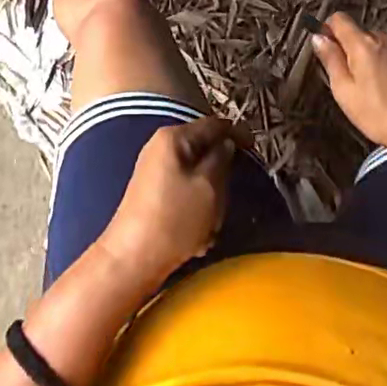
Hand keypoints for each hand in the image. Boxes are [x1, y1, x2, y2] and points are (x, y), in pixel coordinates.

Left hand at [95, 116, 236, 281]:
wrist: (131, 261)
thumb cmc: (173, 220)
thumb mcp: (207, 187)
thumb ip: (221, 159)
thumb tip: (226, 144)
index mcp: (173, 138)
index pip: (213, 124)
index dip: (237, 132)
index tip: (255, 148)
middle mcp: (161, 148)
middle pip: (205, 151)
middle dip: (220, 176)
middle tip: (226, 200)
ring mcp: (155, 171)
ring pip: (197, 177)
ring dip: (210, 199)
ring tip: (209, 226)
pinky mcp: (153, 195)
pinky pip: (185, 194)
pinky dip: (196, 211)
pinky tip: (197, 237)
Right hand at [310, 12, 386, 155]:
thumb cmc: (381, 116)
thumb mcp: (344, 91)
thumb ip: (331, 59)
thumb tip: (319, 38)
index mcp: (363, 44)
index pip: (339, 19)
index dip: (329, 30)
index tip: (328, 47)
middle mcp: (386, 38)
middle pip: (361, 33)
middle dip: (353, 50)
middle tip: (352, 79)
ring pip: (381, 45)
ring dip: (375, 58)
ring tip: (377, 88)